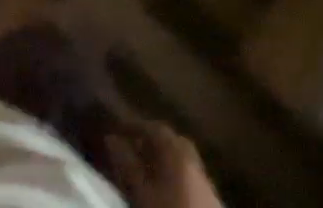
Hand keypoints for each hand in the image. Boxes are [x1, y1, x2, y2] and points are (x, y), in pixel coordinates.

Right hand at [108, 120, 223, 207]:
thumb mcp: (141, 192)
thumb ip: (127, 164)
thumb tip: (112, 139)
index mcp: (177, 153)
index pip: (156, 129)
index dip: (136, 126)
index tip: (118, 129)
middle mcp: (193, 160)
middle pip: (172, 141)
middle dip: (151, 140)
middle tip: (132, 146)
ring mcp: (204, 179)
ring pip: (182, 158)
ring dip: (163, 157)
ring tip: (143, 166)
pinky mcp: (210, 197)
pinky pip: (189, 173)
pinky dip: (173, 172)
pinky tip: (163, 185)